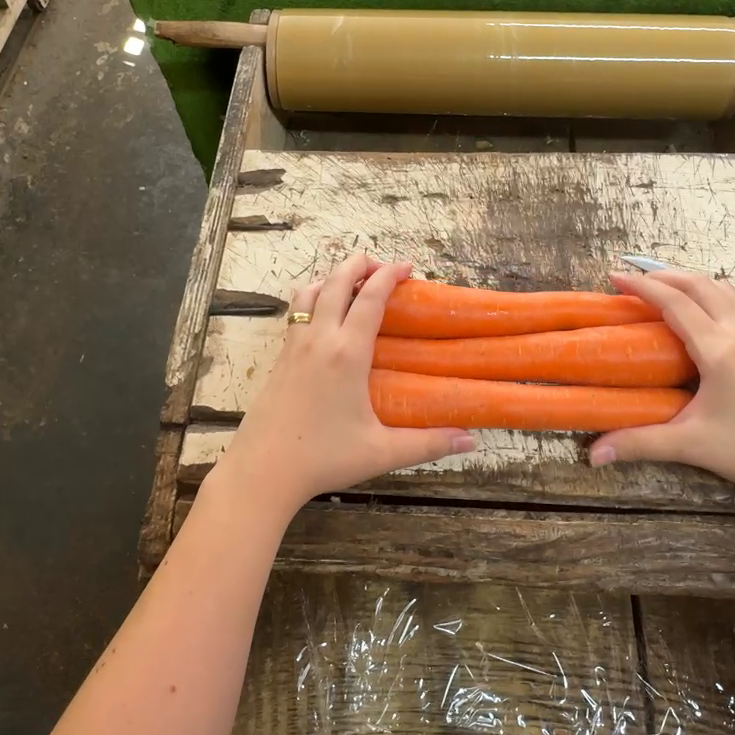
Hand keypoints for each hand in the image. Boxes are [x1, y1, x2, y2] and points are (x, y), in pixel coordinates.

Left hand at [210, 254, 476, 517]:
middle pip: (336, 280)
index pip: (370, 298)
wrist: (262, 470)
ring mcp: (294, 345)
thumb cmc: (323, 459)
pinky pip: (297, 312)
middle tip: (382, 265)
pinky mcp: (279, 358)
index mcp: (347, 353)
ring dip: (332, 277)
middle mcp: (318, 339)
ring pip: (310, 291)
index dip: (389, 275)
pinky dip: (314, 298)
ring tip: (353, 282)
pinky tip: (325, 316)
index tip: (407, 266)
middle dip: (360, 264)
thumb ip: (428, 443)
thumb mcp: (381, 452)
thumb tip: (472, 441)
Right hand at [589, 270, 734, 499]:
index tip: (614, 278)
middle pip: (699, 284)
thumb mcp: (692, 445)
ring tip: (664, 291)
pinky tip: (702, 315)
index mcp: (718, 350)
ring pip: (722, 289)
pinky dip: (711, 294)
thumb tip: (593, 454)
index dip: (641, 286)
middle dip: (663, 275)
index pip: (675, 302)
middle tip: (632, 282)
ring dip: (690, 281)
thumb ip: (641, 443)